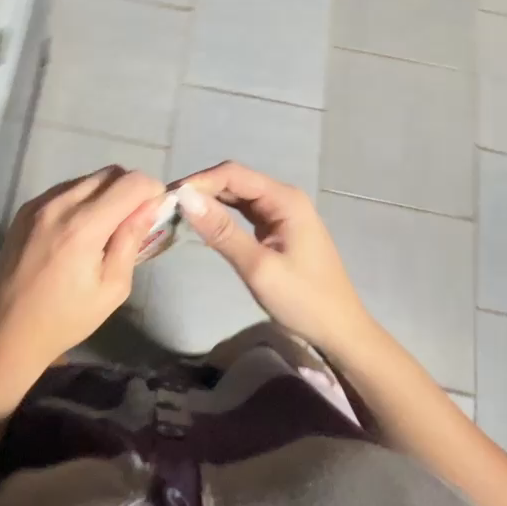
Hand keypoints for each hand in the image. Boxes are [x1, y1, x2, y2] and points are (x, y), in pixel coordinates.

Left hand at [0, 166, 165, 377]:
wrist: (9, 329)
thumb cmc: (67, 317)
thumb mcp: (112, 287)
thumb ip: (131, 240)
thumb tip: (150, 205)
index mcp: (83, 226)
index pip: (130, 183)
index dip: (152, 190)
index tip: (156, 209)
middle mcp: (59, 204)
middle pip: (109, 173)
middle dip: (130, 189)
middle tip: (135, 218)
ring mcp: (38, 203)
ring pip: (86, 178)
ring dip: (105, 193)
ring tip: (106, 227)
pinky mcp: (25, 209)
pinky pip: (64, 190)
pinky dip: (81, 199)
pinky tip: (79, 229)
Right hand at [172, 161, 373, 351]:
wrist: (341, 331)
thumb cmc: (304, 300)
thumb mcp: (258, 267)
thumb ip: (222, 231)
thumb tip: (185, 198)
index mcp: (285, 199)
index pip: (233, 174)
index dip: (199, 181)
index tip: (167, 196)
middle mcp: (283, 197)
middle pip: (235, 180)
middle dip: (201, 189)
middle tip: (165, 205)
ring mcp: (281, 213)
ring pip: (237, 196)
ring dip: (209, 201)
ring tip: (176, 212)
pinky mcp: (277, 228)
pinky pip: (244, 212)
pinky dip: (222, 214)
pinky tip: (202, 222)